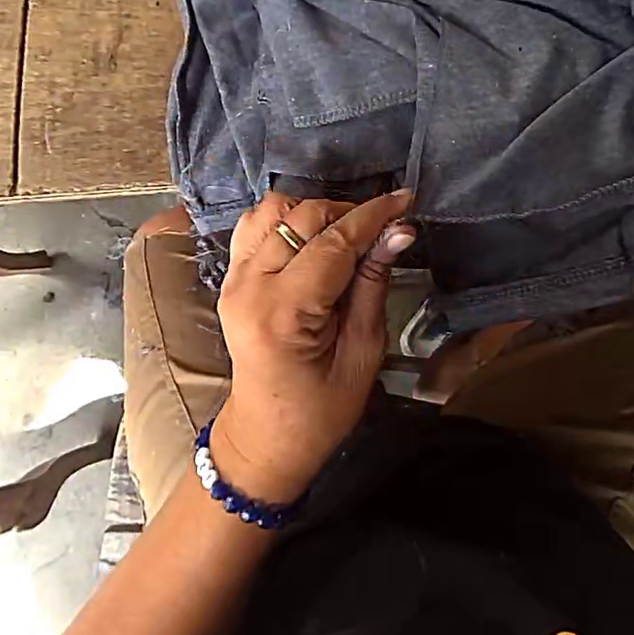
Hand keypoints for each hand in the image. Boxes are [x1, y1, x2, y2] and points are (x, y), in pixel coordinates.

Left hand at [210, 190, 416, 503]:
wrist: (265, 435)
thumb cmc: (321, 410)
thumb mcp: (362, 352)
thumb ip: (373, 283)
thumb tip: (399, 232)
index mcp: (283, 313)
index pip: (333, 242)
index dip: (373, 216)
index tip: (405, 199)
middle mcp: (249, 287)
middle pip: (302, 217)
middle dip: (348, 213)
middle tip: (381, 230)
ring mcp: (232, 279)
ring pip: (273, 211)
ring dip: (315, 213)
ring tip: (345, 235)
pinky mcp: (229, 278)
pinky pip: (254, 226)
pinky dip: (285, 220)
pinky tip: (310, 238)